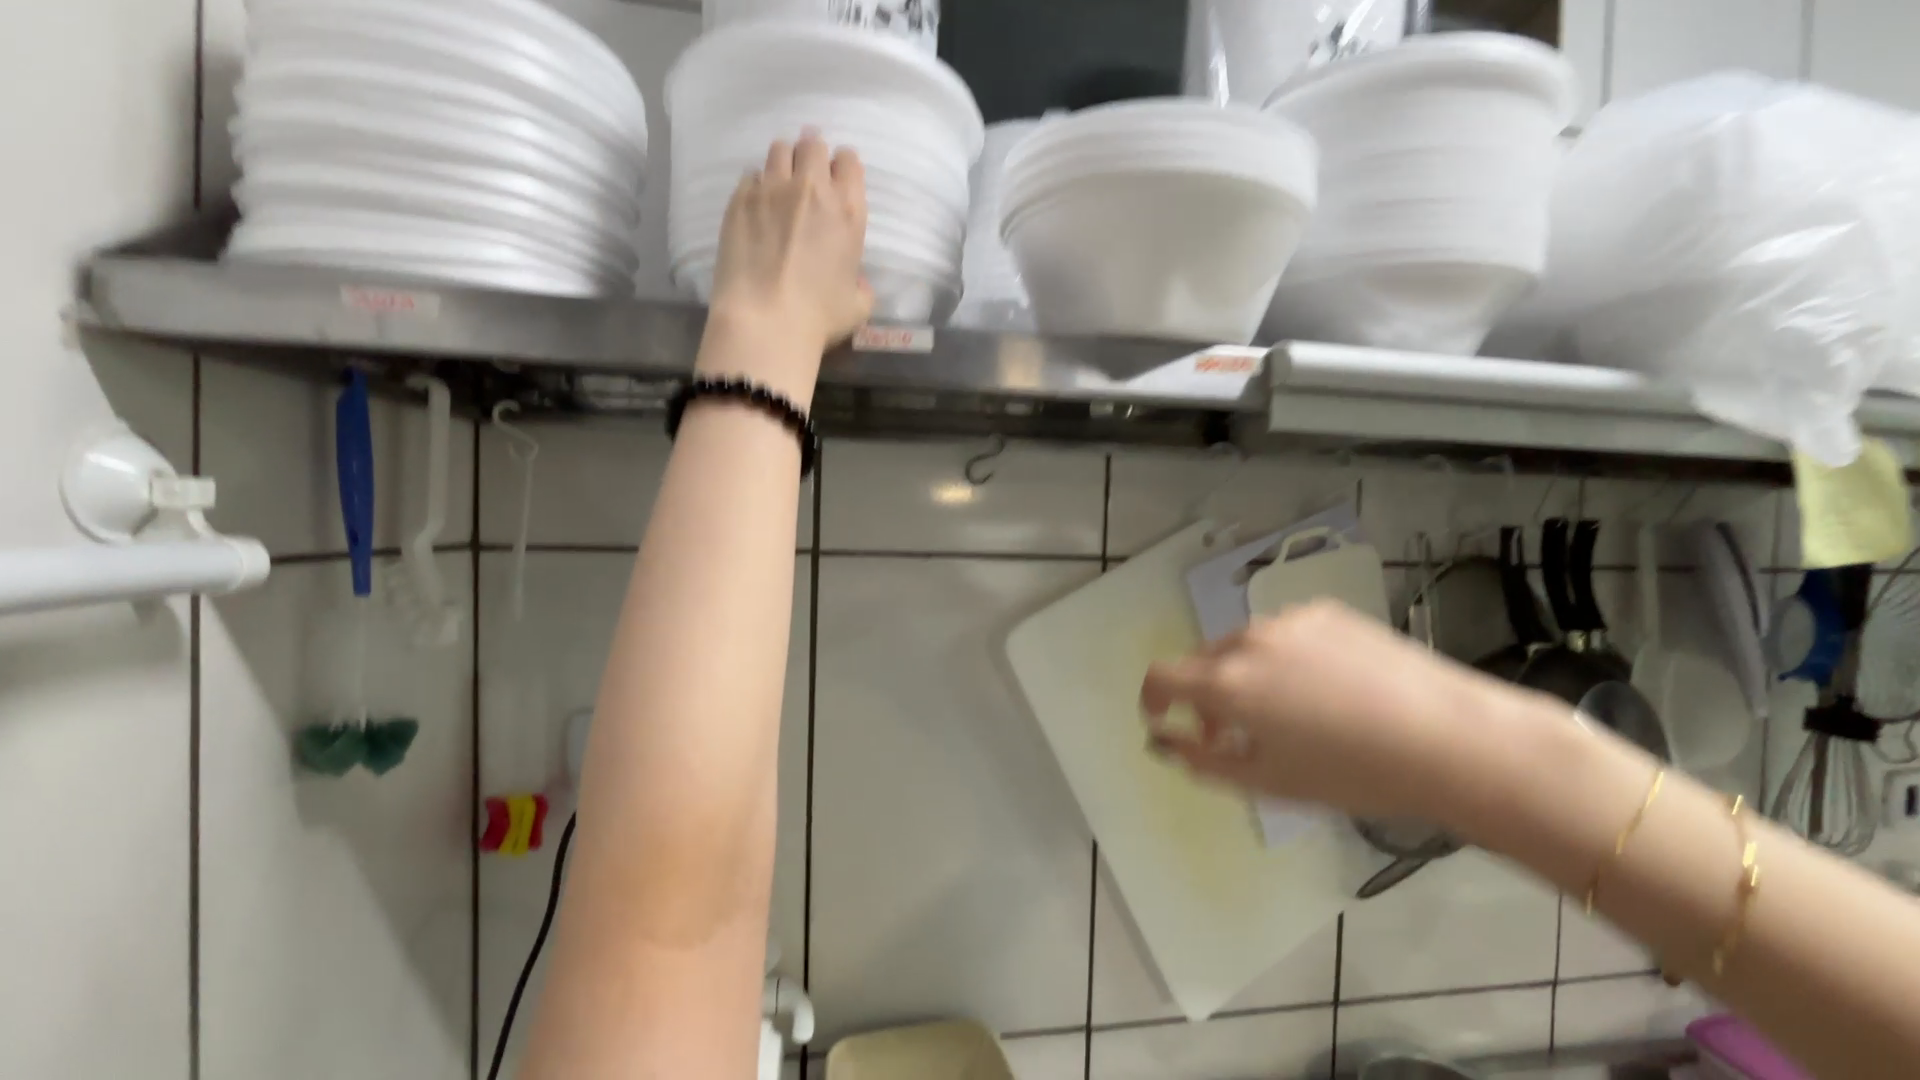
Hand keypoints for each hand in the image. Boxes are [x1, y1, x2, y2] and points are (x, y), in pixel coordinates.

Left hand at [702, 130, 872, 393]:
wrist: (764, 320)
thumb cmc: (818, 317)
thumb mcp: (858, 307)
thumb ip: (862, 285)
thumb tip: (856, 279)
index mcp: (847, 211)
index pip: (849, 161)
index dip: (843, 167)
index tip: (837, 181)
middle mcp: (812, 189)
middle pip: (813, 145)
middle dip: (813, 156)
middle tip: (808, 177)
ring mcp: (772, 189)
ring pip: (780, 149)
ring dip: (784, 162)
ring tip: (781, 185)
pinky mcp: (740, 199)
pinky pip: (751, 175)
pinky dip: (757, 185)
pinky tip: (757, 208)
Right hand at [1140, 600, 1521, 827]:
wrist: (1451, 739)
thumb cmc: (1352, 774)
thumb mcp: (1267, 782)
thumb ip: (1201, 760)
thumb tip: (1164, 740)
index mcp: (1227, 682)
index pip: (1160, 676)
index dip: (1152, 699)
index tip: (1164, 721)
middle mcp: (1250, 639)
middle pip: (1204, 663)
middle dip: (1205, 698)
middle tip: (1234, 738)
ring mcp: (1291, 620)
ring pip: (1246, 648)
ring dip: (1246, 679)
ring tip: (1289, 716)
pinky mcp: (1329, 612)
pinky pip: (1286, 635)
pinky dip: (1286, 660)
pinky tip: (1329, 691)